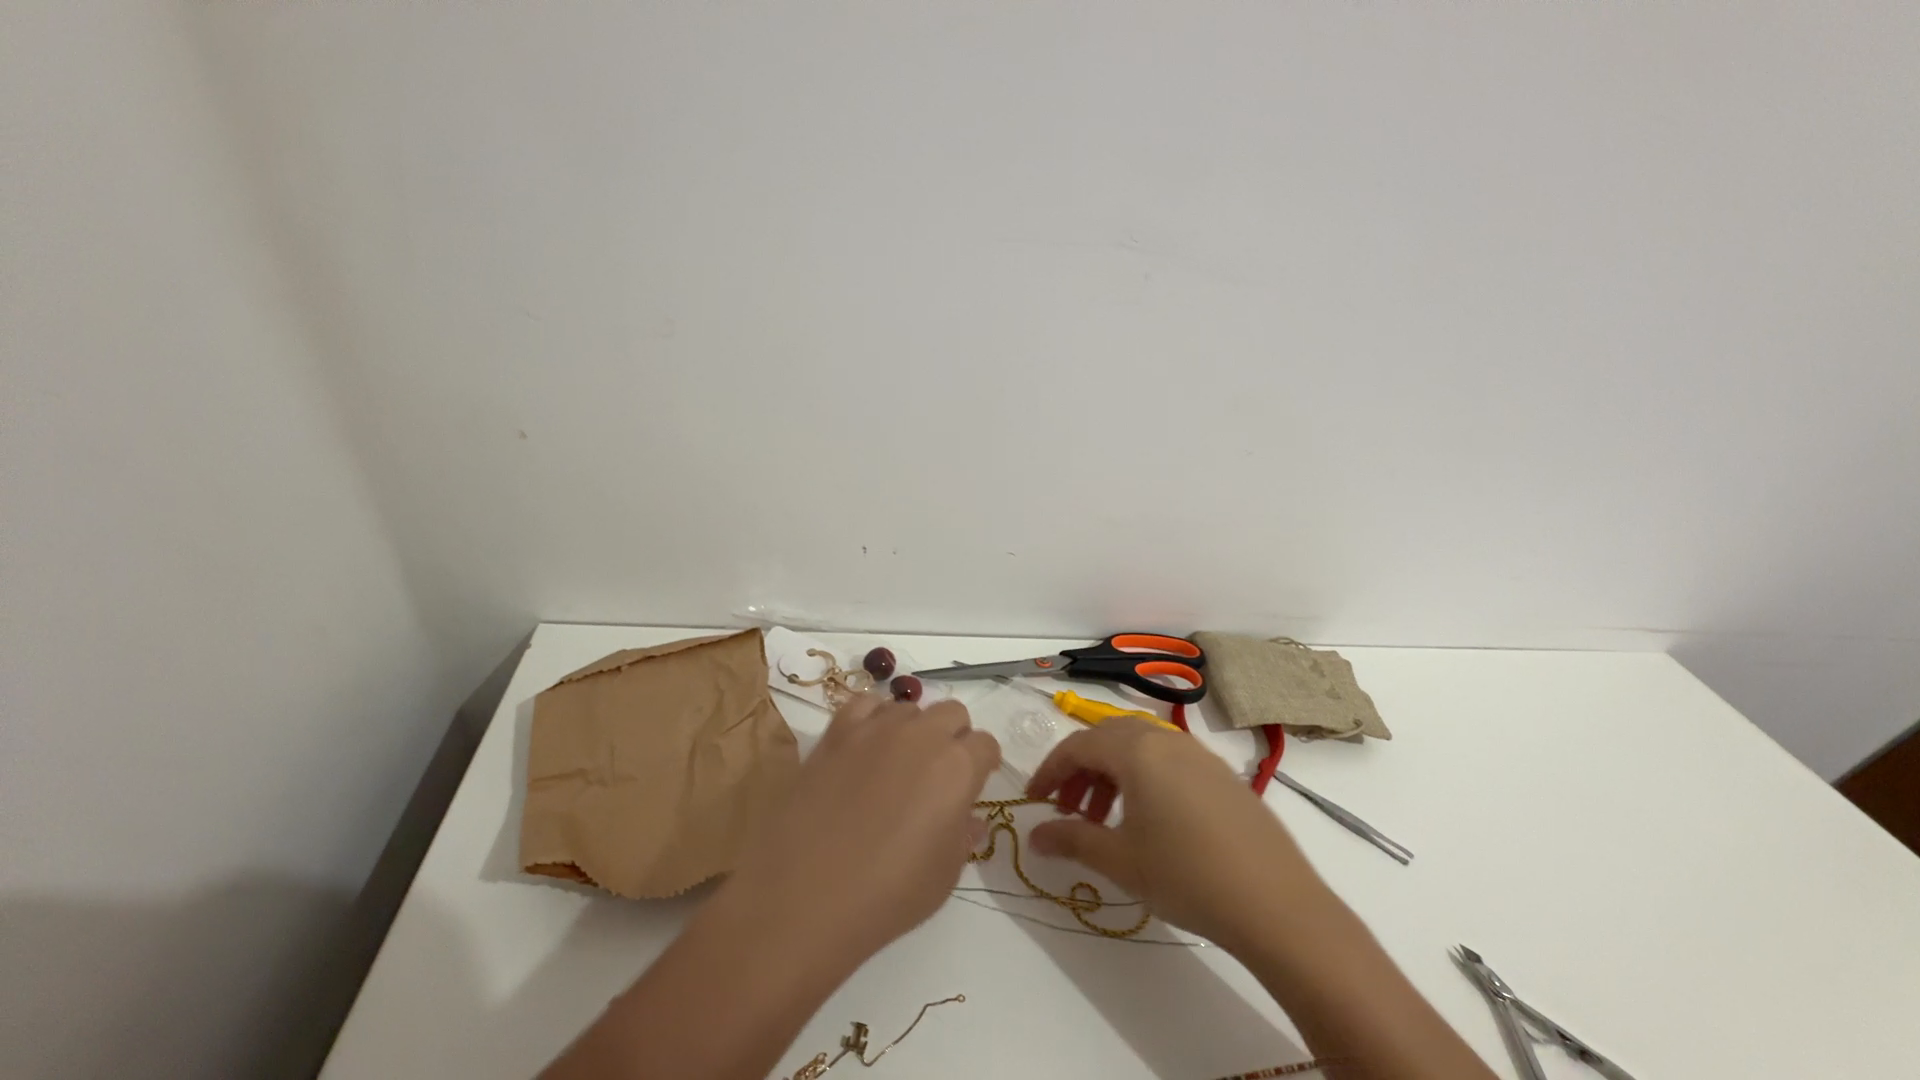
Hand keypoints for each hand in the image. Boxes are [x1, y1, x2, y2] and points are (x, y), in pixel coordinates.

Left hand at [724, 694, 1000, 961]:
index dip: (982, 765)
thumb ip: (962, 836)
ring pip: (907, 708)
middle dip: (952, 738)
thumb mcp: (944, 875)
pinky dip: (872, 720)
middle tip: (937, 776)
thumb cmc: (888, 894)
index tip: (971, 788)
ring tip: (896, 765)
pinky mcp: (835, 733)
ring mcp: (875, 729)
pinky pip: (864, 705)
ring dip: (912, 730)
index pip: (985, 744)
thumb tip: (968, 818)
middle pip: (951, 713)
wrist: (805, 896)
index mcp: (958, 767)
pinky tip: (865, 749)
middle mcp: (922, 736)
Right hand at [1025, 717, 1330, 951]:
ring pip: (1142, 749)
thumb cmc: (1186, 876)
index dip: (1050, 770)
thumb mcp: (1119, 861)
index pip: (1078, 745)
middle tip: (1067, 809)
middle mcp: (1168, 742)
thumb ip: (1071, 840)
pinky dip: (1145, 780)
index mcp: (1137, 751)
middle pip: (1110, 738)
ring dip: (1112, 775)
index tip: (1034, 801)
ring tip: (1104, 820)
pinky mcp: (1224, 777)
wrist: (1276, 903)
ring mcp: (1201, 757)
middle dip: (1081, 769)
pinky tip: (1149, 823)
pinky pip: (1170, 762)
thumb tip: (1034, 836)